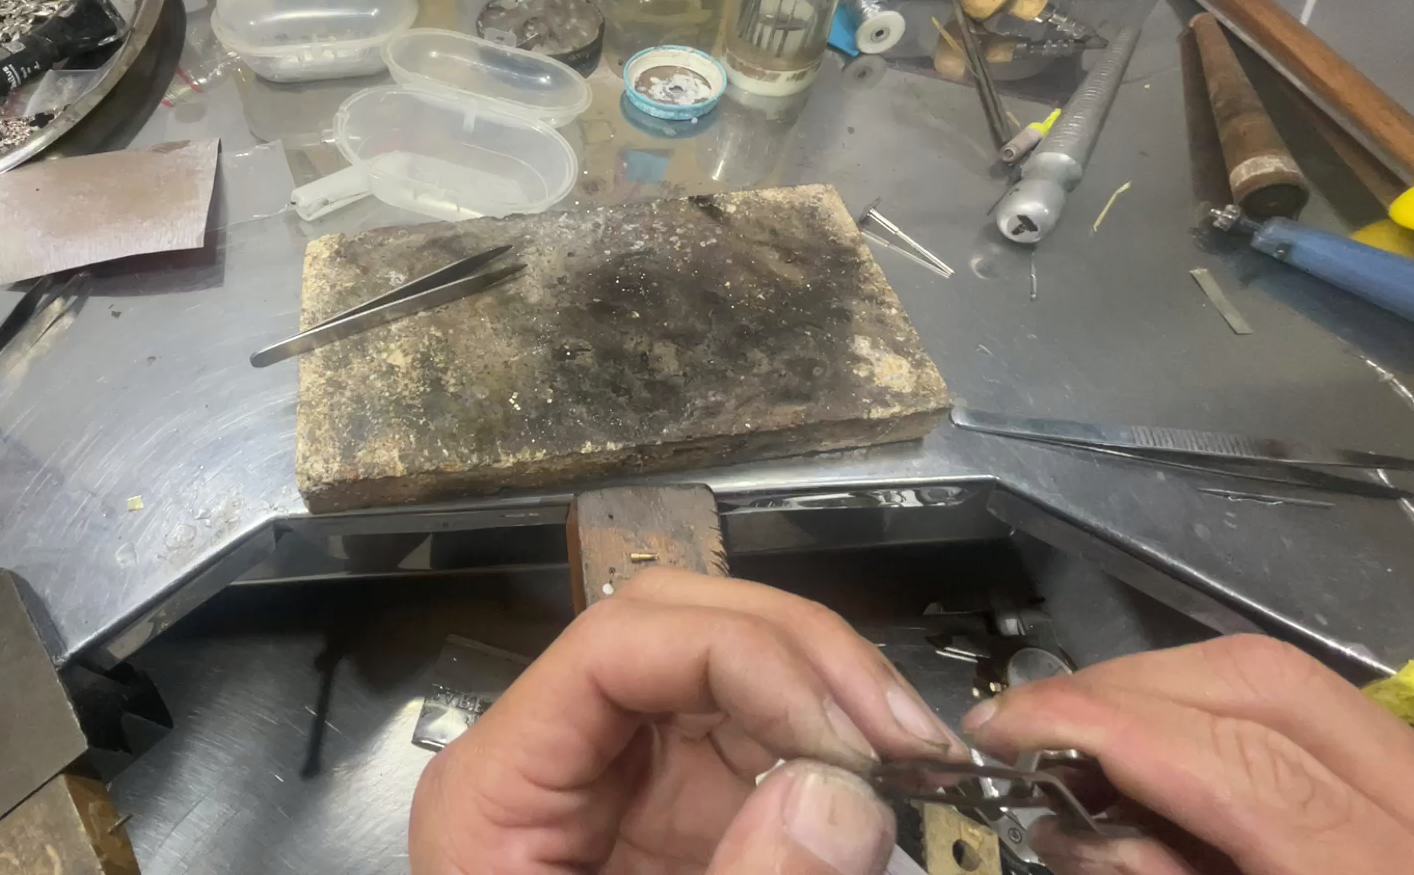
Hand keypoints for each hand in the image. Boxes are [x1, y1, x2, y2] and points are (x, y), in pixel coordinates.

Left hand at [408, 568, 966, 873]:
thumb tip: (844, 793)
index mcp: (504, 775)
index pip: (611, 643)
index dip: (733, 652)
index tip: (843, 732)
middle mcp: (559, 735)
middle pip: (668, 621)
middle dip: (792, 650)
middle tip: (900, 728)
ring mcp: (618, 754)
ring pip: (716, 653)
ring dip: (819, 681)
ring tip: (910, 747)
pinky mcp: (671, 789)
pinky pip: (744, 724)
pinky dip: (816, 730)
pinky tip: (875, 764)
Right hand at [964, 633, 1413, 874]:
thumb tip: (1065, 822)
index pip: (1244, 769)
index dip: (1095, 725)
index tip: (995, 729)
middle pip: (1261, 685)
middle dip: (1115, 689)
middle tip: (1031, 730)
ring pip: (1274, 679)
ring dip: (1144, 695)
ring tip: (1084, 751)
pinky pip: (1291, 711)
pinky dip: (1192, 717)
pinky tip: (1154, 770)